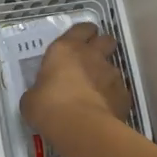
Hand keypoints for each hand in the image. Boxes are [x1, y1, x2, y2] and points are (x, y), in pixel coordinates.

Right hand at [20, 23, 131, 145]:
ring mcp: (112, 74)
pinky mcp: (124, 94)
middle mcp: (92, 55)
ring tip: (95, 93)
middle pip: (106, 40)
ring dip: (106, 76)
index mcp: (66, 50)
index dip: (83, 34)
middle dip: (101, 47)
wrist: (81, 128)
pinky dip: (113, 98)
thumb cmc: (49, 107)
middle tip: (91, 61)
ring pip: (113, 67)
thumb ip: (38, 91)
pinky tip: (104, 111)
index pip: (81, 28)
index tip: (79, 42)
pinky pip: (120, 91)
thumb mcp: (31, 99)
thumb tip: (39, 96)